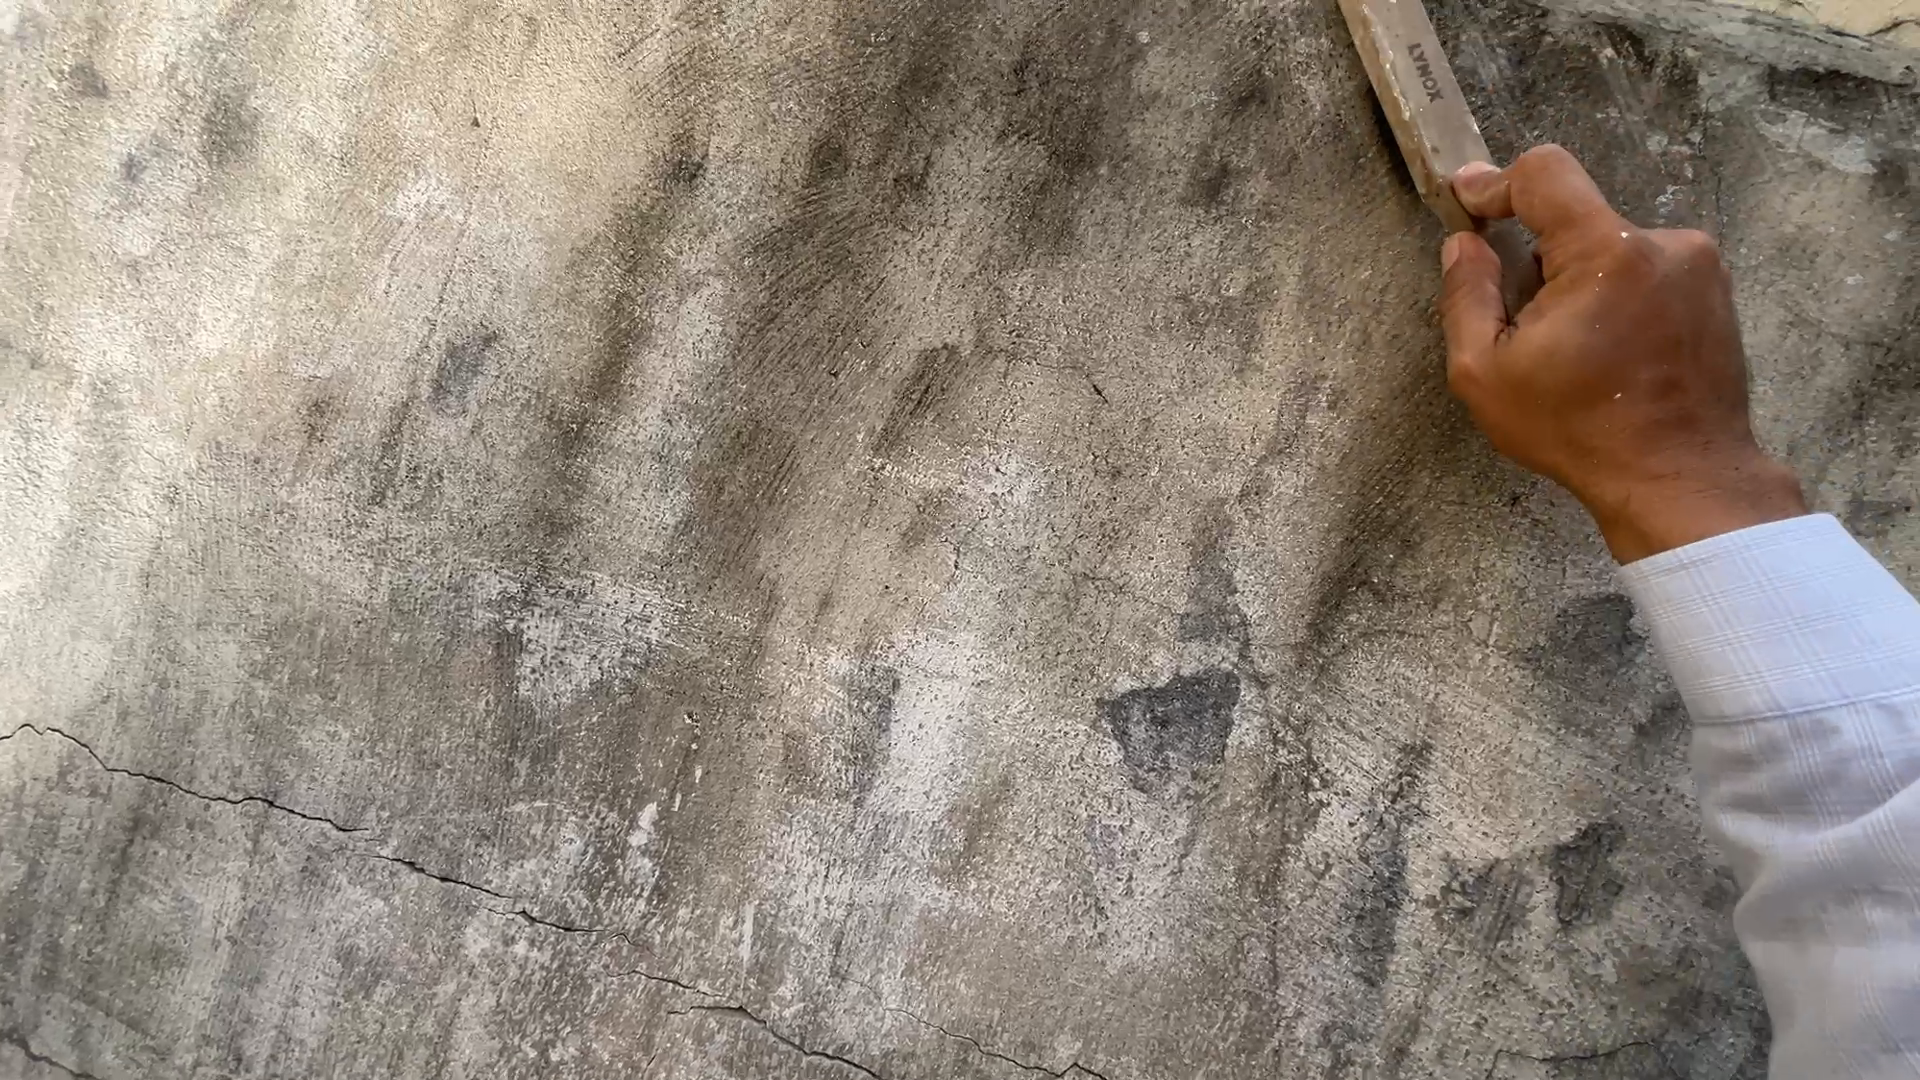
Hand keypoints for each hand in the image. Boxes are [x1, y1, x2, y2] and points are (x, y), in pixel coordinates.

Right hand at [1439, 145, 1806, 562]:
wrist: (1674, 471)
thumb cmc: (1568, 425)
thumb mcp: (1482, 371)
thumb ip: (1466, 298)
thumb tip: (1462, 245)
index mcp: (1605, 253)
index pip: (1546, 175)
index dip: (1495, 183)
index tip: (1464, 200)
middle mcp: (1663, 242)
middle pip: (1572, 225)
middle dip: (1532, 267)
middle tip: (1516, 333)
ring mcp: (1697, 264)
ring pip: (1605, 253)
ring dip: (1569, 287)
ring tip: (1564, 355)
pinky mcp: (1712, 289)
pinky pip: (1639, 272)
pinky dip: (1605, 299)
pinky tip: (1600, 356)